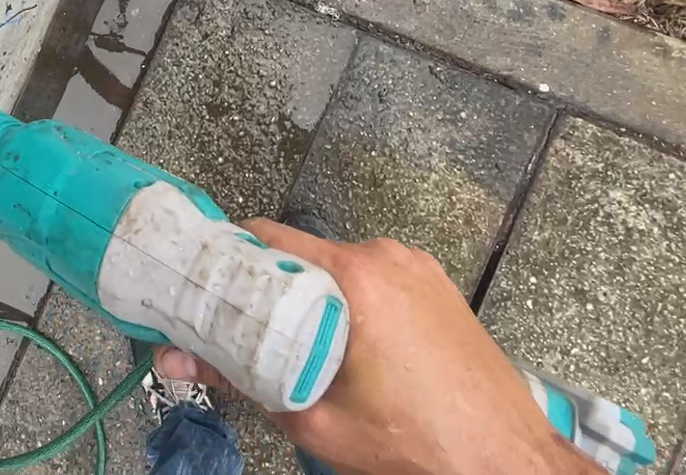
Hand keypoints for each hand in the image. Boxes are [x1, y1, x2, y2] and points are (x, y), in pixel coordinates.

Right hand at [157, 221, 594, 474]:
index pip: (266, 235)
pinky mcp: (435, 278)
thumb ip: (238, 382)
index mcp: (352, 275)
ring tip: (301, 337)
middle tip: (249, 321)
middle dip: (269, 280)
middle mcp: (382, 253)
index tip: (208, 278)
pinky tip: (352, 340)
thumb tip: (170, 359)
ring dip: (311, 288)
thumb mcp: (314, 420)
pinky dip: (350, 294)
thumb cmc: (415, 446)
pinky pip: (371, 272)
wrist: (515, 468)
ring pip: (334, 261)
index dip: (230, 254)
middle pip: (299, 249)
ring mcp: (413, 262)